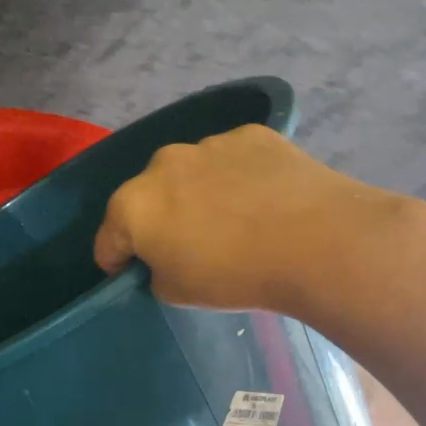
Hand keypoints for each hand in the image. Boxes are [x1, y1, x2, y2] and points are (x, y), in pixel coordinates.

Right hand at [92, 124, 420, 319]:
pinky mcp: (253, 134)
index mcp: (130, 206)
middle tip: (185, 248)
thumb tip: (164, 254)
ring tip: (227, 224)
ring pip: (186, 176)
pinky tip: (256, 203)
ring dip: (192, 196)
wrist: (317, 241)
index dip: (120, 265)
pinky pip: (227, 162)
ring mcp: (209, 144)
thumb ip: (153, 268)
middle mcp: (161, 165)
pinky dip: (231, 179)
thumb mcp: (171, 291)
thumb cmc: (230, 274)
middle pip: (144, 200)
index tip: (140, 276)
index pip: (108, 243)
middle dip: (155, 221)